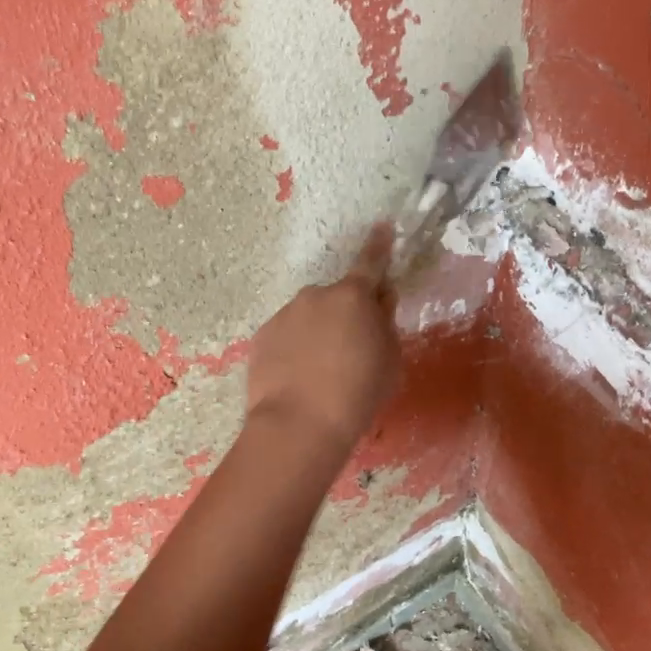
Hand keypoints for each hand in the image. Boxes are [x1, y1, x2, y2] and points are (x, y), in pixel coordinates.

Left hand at [246, 223, 401, 448]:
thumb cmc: (358, 394)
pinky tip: (299, 380)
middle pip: (338, 299)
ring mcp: (284, 315)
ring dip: (318, 334)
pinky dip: (295, 351)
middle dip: (346, 315)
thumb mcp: (390, 360)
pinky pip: (286, 337)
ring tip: (323, 374)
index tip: (383, 226)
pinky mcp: (261, 338)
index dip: (380, 245)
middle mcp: (315, 296)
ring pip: (309, 318)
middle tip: (354, 351)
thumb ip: (385, 324)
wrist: (299, 425)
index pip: (371, 263)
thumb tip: (380, 302)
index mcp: (354, 297)